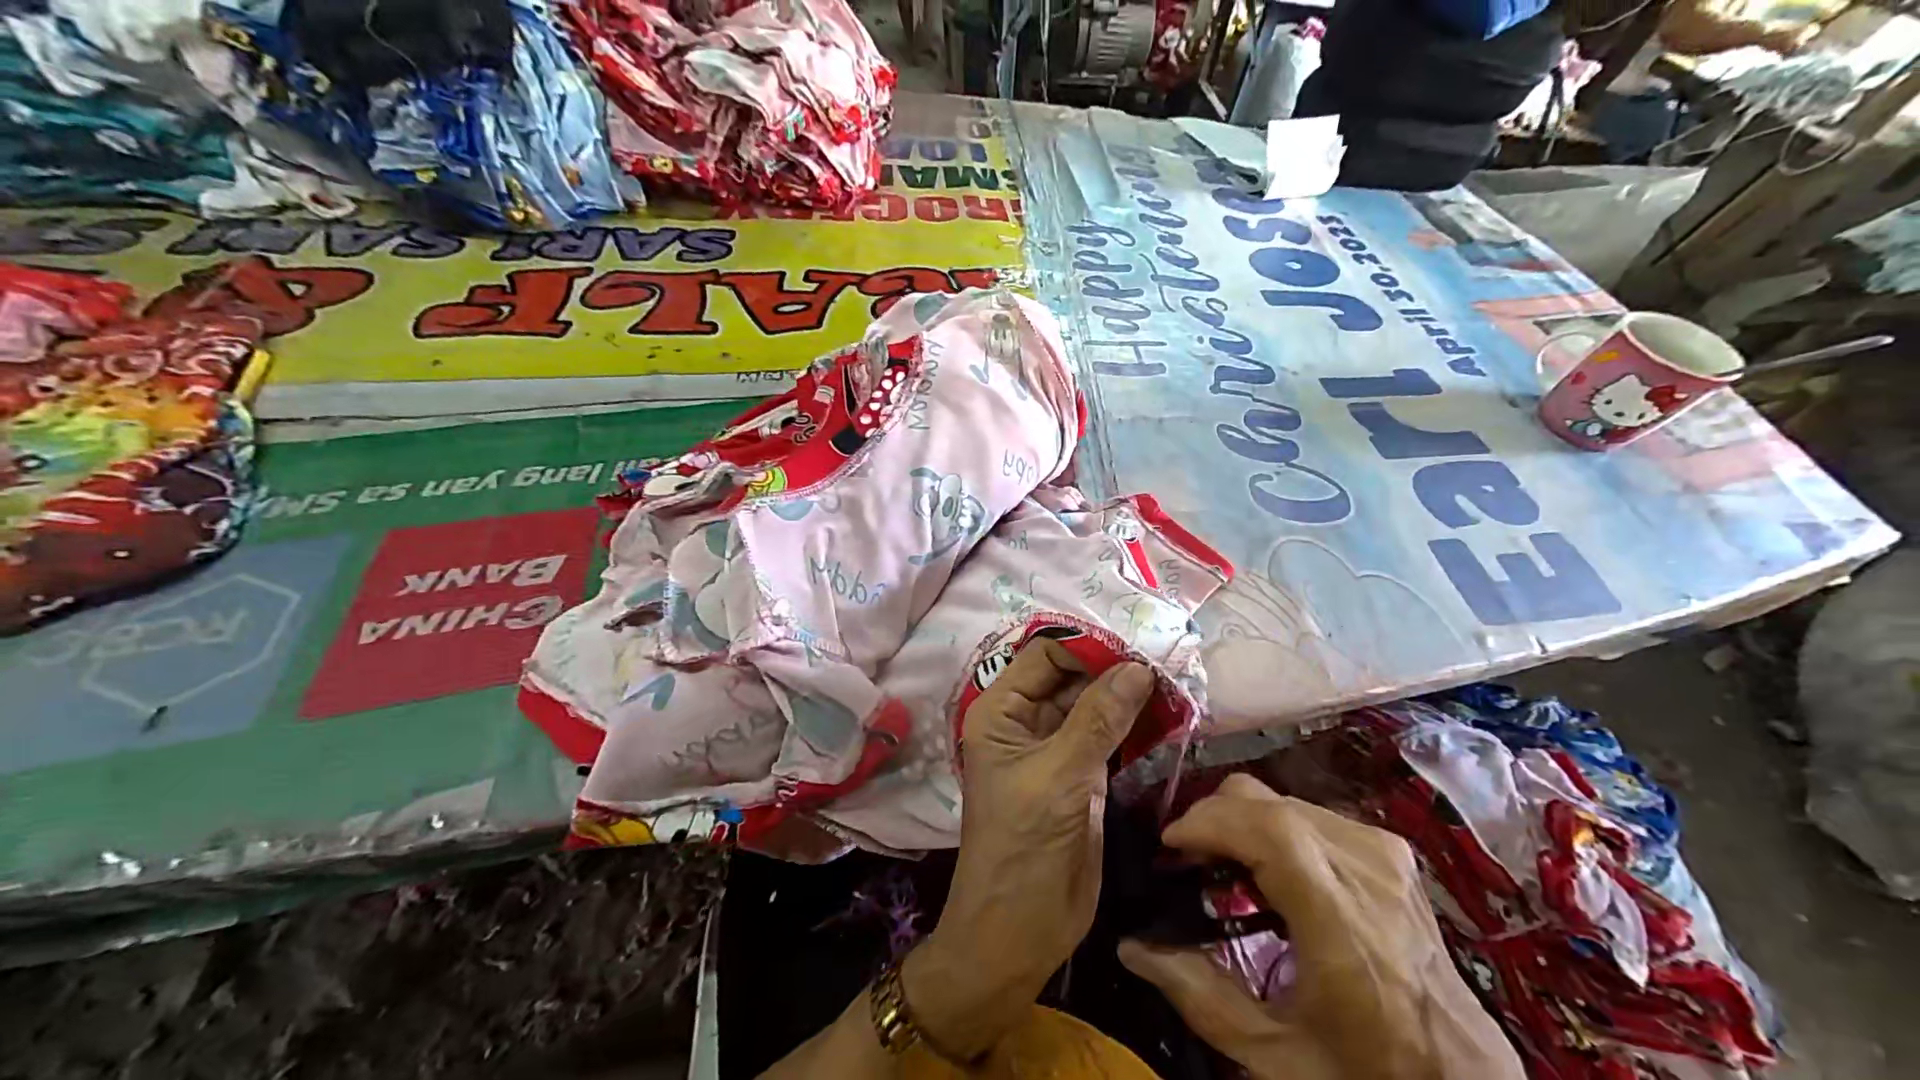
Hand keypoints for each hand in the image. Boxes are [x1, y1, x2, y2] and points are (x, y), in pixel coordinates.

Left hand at [903, 640, 1153, 1059]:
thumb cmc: (1022, 847)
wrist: (1019, 930)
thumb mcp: (1058, 776)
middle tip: (1171, 660)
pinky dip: (1137, 726)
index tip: (1139, 645)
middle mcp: (1026, 722)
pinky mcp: (1083, 776)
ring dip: (1131, 696)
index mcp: (1002, 711)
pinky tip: (1170, 716)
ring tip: (1178, 682)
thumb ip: (1097, 720)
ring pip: (1095, 706)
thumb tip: (1138, 667)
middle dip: (1116, 669)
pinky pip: (1111, 737)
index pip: (1045, 657)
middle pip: (1073, 677)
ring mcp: (1057, 749)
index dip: (1088, 648)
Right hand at [1118, 774, 1523, 1079]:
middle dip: (1211, 816)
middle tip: (1185, 859)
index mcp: (1344, 924)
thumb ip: (1200, 996)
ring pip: (1284, 798)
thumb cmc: (1368, 1070)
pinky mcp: (1392, 851)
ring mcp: (1385, 853)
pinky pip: (1309, 811)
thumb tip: (1131, 945)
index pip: (1270, 831)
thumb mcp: (1275, 1056)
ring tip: (1220, 863)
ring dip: (1239, 819)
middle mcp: (1368, 871)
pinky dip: (1271, 824)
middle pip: (1268, 800)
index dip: (1208, 822)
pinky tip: (1266, 867)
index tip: (1168, 845)